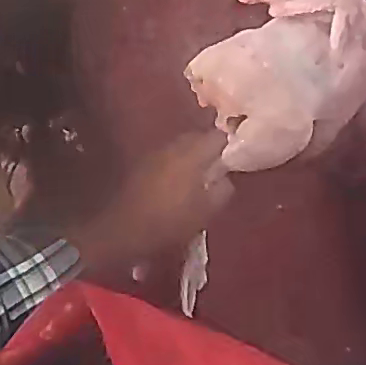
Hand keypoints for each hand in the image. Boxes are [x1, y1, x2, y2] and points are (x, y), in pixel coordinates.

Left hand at [65, 132, 231, 271]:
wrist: (126, 228)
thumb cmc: (170, 221)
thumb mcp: (206, 211)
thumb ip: (222, 189)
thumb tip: (225, 176)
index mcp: (191, 154)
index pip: (217, 136)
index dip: (230, 143)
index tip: (239, 156)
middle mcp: (173, 146)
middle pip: (198, 136)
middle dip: (211, 147)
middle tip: (222, 165)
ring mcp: (156, 152)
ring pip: (182, 145)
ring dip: (194, 153)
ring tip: (204, 173)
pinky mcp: (144, 162)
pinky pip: (169, 154)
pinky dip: (179, 161)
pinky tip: (183, 179)